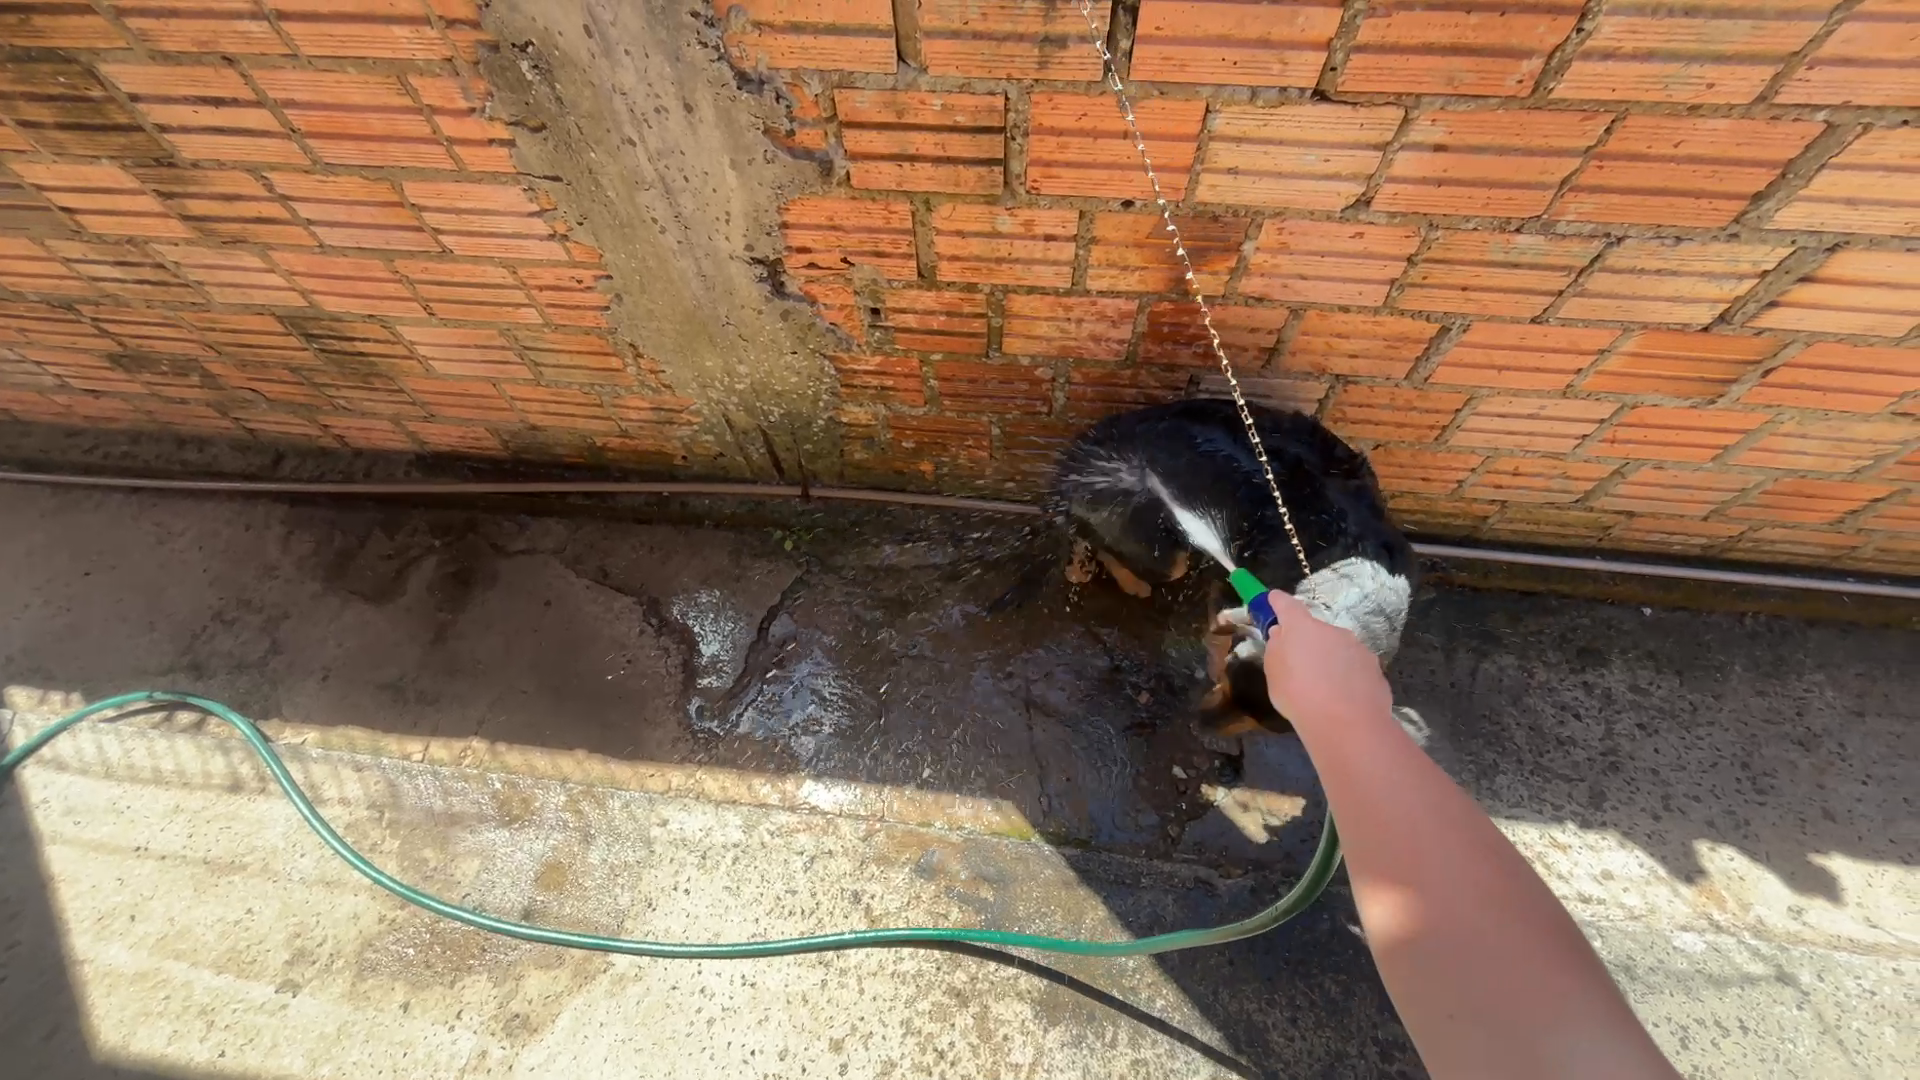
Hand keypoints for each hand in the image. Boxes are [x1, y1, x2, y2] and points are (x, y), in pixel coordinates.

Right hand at [1260, 589, 1392, 732]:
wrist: (1347, 723)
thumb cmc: (1298, 694)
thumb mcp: (1273, 672)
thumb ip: (1276, 649)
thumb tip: (1281, 635)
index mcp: (1302, 627)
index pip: (1287, 606)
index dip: (1278, 602)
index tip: (1273, 598)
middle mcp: (1333, 631)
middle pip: (1315, 631)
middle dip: (1306, 642)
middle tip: (1298, 665)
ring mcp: (1358, 648)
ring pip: (1337, 649)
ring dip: (1328, 660)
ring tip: (1322, 688)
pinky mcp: (1375, 669)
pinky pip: (1353, 668)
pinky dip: (1346, 677)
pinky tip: (1341, 699)